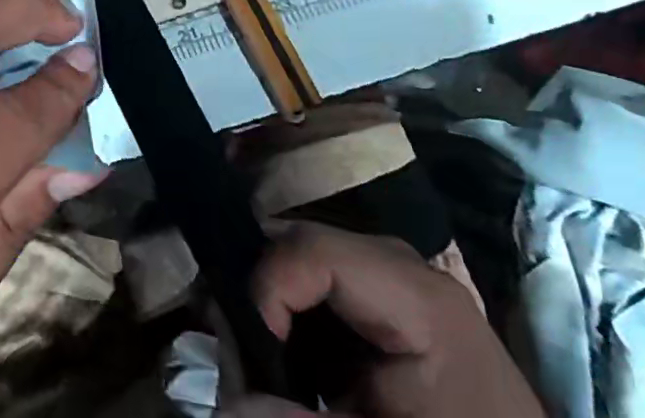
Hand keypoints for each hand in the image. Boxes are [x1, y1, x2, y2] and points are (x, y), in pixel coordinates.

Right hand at [224, 224, 543, 417]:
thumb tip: (227, 406)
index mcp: (417, 300)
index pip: (313, 251)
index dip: (268, 289)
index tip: (256, 357)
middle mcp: (405, 267)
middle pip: (304, 243)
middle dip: (260, 293)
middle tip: (244, 356)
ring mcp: (399, 274)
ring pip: (306, 255)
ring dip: (274, 301)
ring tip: (266, 360)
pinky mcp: (392, 292)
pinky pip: (322, 276)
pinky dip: (294, 309)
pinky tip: (296, 357)